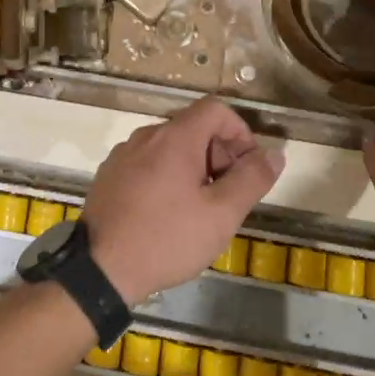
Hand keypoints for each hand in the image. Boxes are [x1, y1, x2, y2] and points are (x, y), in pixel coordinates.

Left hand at [82, 98, 284, 302]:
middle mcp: (145, 136)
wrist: (100, 266)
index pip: (215, 109)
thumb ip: (251, 180)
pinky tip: (169, 215)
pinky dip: (168, 177)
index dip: (240, 132)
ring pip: (170, 147)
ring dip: (195, 168)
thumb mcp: (220, 214)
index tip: (248, 168)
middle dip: (220, 154)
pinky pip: (148, 164)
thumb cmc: (166, 238)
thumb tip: (274, 154)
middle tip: (230, 196)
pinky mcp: (109, 175)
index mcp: (173, 137)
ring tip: (202, 210)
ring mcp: (123, 155)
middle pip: (192, 127)